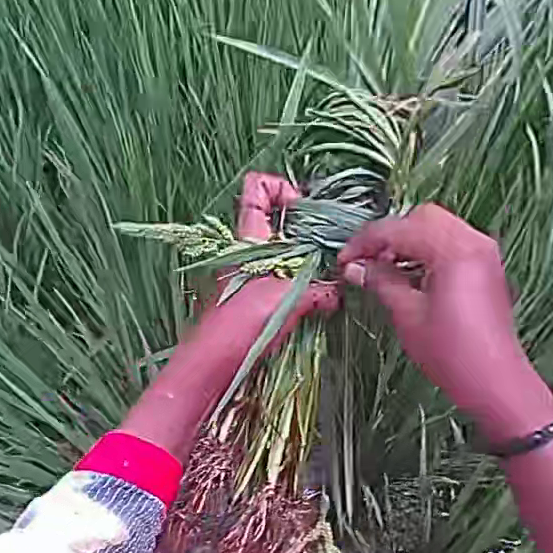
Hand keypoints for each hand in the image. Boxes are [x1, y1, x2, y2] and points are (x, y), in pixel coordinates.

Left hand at [199, 170, 335, 365]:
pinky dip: (303, 289)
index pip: (258, 188)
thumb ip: (318, 289)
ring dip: (310, 265)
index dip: (284, 189)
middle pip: (280, 224)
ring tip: (330, 280)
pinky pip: (285, 285)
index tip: (307, 212)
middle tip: (331, 251)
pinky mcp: (256, 303)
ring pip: (286, 256)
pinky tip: (318, 305)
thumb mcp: (286, 299)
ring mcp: (251, 278)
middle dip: (309, 234)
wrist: (215, 364)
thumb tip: (337, 292)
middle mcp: (248, 253)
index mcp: (249, 238)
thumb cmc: (242, 323)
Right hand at [337, 204, 552, 440]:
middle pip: (422, 218)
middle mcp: (473, 242)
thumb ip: (381, 282)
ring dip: (409, 242)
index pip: (400, 228)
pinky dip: (428, 251)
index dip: (367, 241)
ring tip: (384, 270)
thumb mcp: (408, 316)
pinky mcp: (487, 269)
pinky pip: (453, 244)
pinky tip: (409, 275)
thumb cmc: (452, 354)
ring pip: (438, 227)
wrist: (494, 382)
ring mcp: (484, 254)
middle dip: (390, 235)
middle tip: (365, 260)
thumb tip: (357, 268)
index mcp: (453, 250)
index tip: (346, 258)